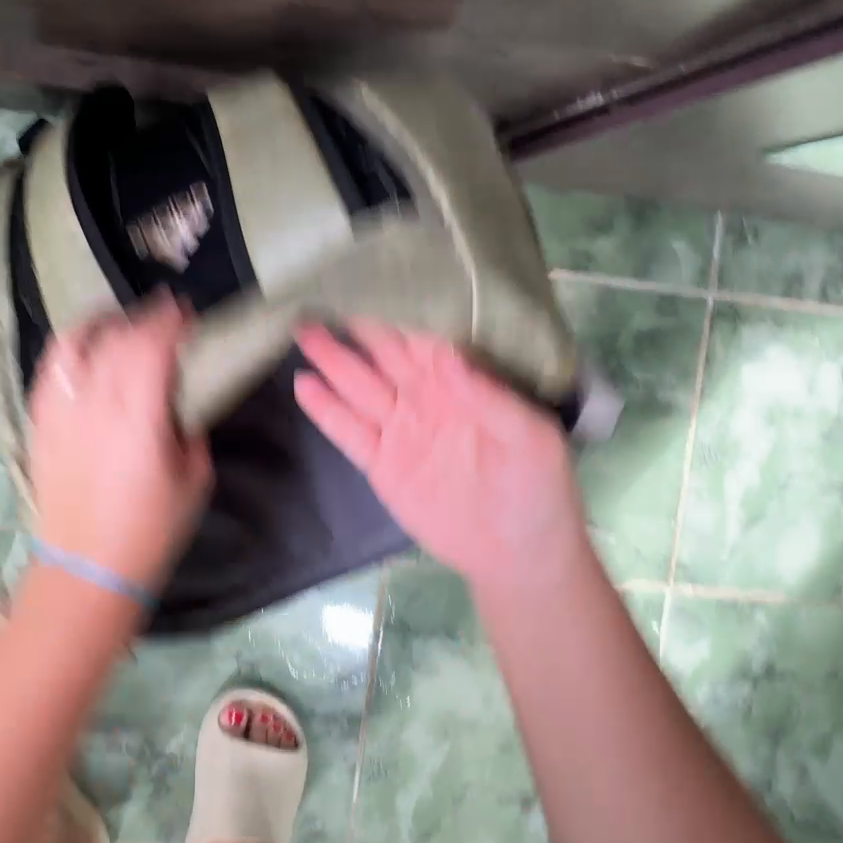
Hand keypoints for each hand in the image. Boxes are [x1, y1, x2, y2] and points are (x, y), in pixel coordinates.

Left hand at [27, 296, 213, 592]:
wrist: (87, 568)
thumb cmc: (150, 530)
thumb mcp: (194, 478)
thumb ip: (190, 428)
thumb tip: (181, 399)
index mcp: (139, 416)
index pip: (152, 345)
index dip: (170, 321)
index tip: (187, 314)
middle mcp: (94, 402)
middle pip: (117, 337)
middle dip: (144, 318)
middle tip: (165, 315)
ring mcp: (60, 409)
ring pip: (75, 343)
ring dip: (102, 322)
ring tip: (120, 321)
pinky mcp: (39, 421)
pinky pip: (50, 368)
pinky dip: (70, 348)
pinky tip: (85, 350)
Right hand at [293, 321, 591, 599]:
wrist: (519, 557)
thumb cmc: (539, 490)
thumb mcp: (531, 440)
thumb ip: (491, 397)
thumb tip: (447, 354)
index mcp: (462, 386)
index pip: (424, 341)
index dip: (398, 315)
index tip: (373, 286)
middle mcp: (424, 400)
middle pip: (382, 357)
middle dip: (355, 329)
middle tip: (323, 297)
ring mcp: (400, 431)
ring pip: (358, 387)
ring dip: (332, 360)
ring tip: (304, 332)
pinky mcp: (381, 464)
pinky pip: (349, 432)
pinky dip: (326, 410)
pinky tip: (304, 386)